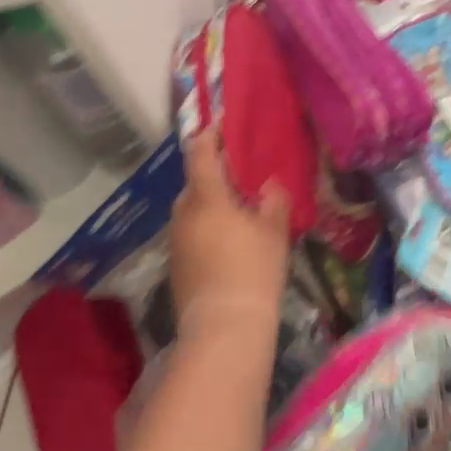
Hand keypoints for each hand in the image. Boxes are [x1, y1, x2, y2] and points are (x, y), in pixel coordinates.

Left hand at [169, 131, 290, 334]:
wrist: (223, 328)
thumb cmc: (253, 270)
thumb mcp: (274, 231)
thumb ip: (272, 200)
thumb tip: (269, 185)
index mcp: (206, 197)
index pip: (200, 153)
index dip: (210, 134)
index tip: (223, 123)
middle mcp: (183, 213)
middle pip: (195, 182)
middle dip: (214, 173)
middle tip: (242, 173)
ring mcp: (176, 241)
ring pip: (192, 209)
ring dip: (211, 202)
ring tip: (239, 208)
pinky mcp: (176, 265)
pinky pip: (191, 232)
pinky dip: (207, 226)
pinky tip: (229, 239)